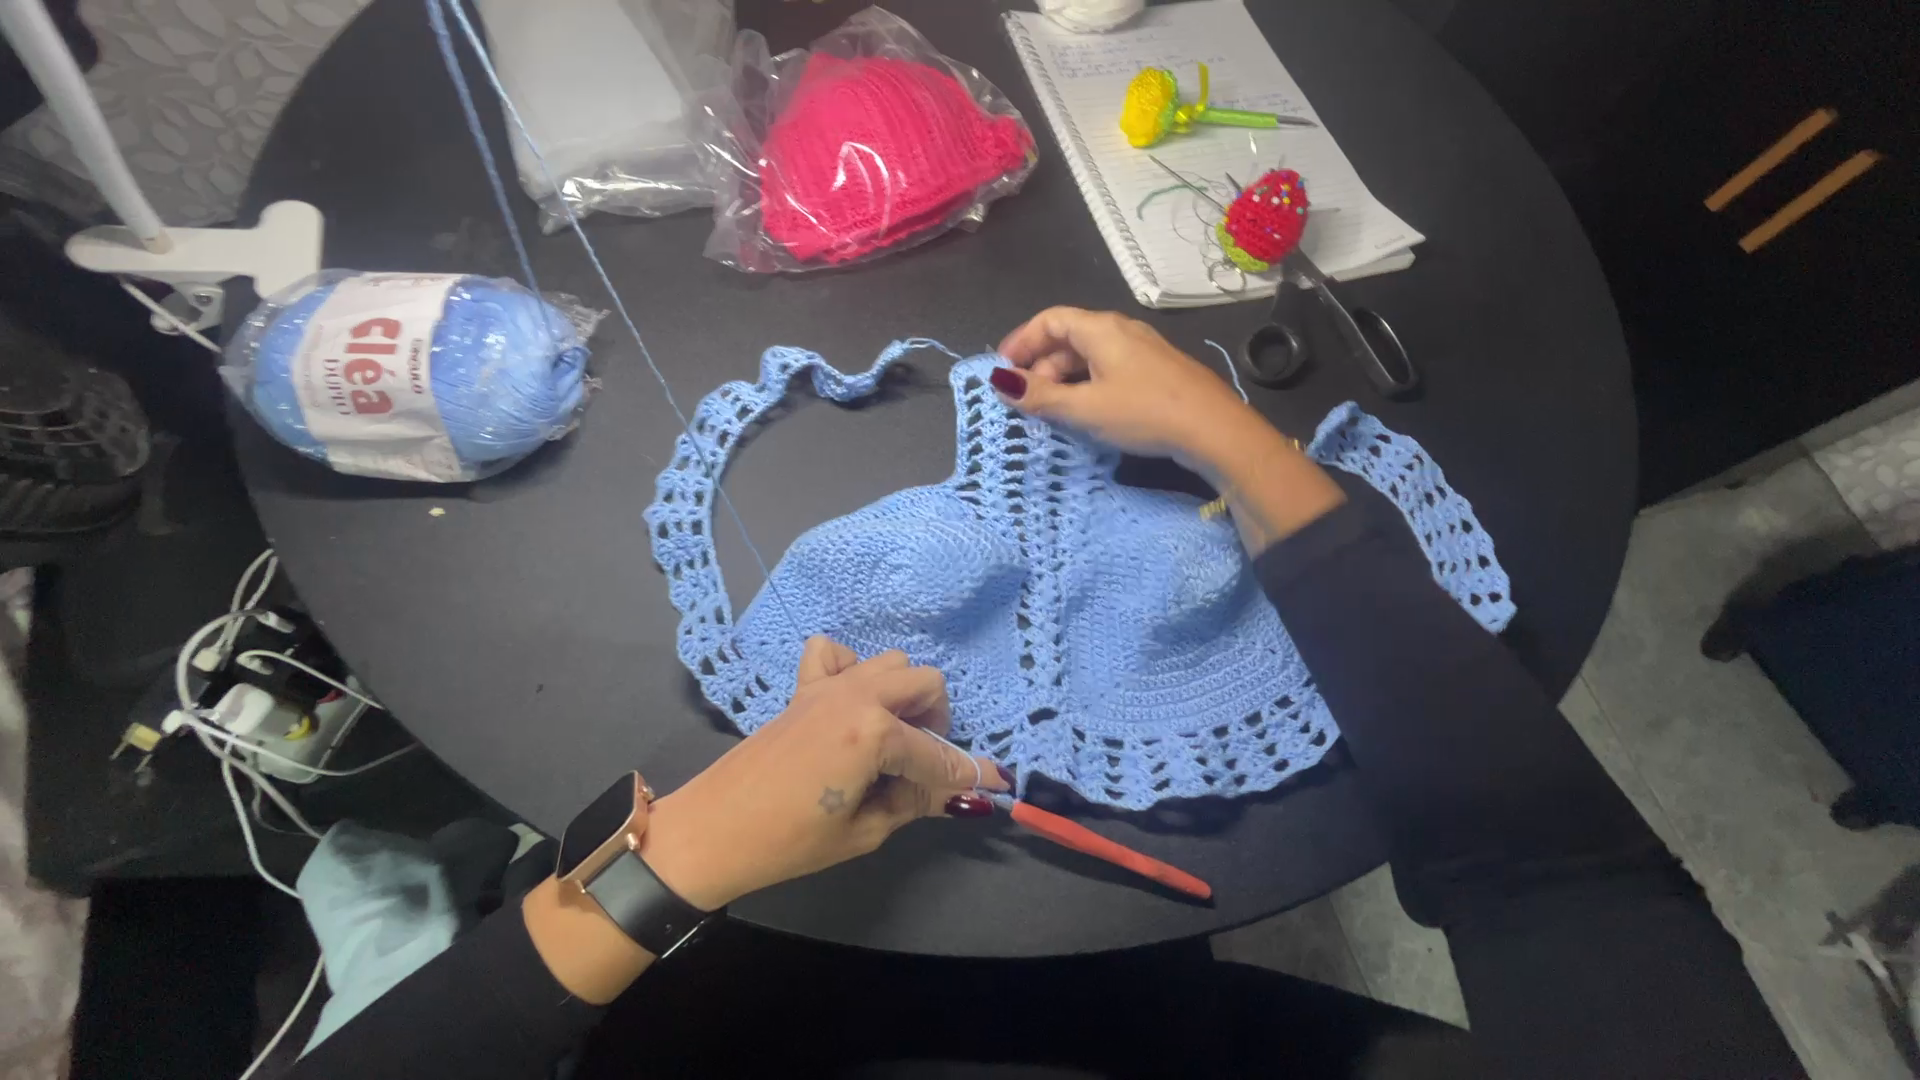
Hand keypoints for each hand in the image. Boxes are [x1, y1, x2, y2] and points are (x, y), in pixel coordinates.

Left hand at [639, 638, 1008, 910]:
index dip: (967, 774)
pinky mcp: (803, 688)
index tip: (994, 783)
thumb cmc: (791, 841)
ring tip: (890, 737)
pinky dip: (852, 670)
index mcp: (874, 732)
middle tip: (921, 762)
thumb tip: (960, 791)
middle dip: (936, 720)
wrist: (715, 829)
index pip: (936, 753)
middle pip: (925, 683)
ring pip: (890, 663)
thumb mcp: (864, 829)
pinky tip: (849, 706)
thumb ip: (916, 800)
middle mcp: (857, 695)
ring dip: (903, 695)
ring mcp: (828, 685)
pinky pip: (835, 653)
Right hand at [996, 307, 1345, 552]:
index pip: (1050, 320)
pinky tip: (1084, 413)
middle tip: (1024, 400)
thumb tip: (998, 381)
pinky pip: (1108, 370)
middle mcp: (1120, 330)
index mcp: (1100, 329)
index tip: (1001, 369)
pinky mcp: (1154, 372)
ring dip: (1062, 380)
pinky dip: (1085, 386)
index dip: (1021, 341)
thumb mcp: (1084, 408)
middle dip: (1040, 366)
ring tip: (1050, 412)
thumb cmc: (1143, 413)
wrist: (1214, 430)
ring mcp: (1140, 350)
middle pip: (1068, 338)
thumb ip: (1040, 395)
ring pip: (1089, 357)